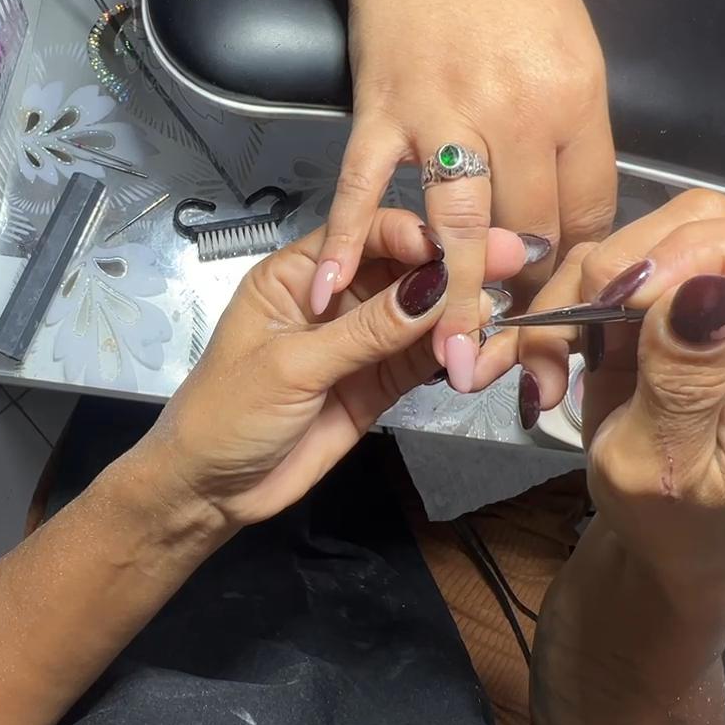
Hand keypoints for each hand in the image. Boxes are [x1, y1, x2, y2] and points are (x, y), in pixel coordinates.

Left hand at [148, 210, 531, 526]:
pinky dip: (450, 353)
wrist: (212, 489)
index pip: (360, 235)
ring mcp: (358, 342)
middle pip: (400, 270)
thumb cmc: (229, 413)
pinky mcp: (376, 382)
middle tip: (512, 258)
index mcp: (297, 275)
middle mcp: (334, 298)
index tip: (455, 247)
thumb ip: (365, 331)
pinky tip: (483, 344)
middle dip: (450, 267)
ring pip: (418, 313)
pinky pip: (420, 358)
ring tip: (508, 302)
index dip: (409, 236)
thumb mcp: (292, 366)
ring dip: (459, 310)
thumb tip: (437, 287)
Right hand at [312, 0, 613, 394]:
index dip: (580, 266)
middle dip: (528, 301)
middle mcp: (512, 113)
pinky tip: (333, 292)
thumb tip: (564, 213)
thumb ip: (575, 134)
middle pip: (528, 229)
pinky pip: (363, 188)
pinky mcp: (378, 116)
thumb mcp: (573, 48)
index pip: (587, 207)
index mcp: (573, 96)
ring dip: (456, 301)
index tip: (568, 310)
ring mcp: (438, 117)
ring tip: (458, 365)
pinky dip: (349, 242)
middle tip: (526, 370)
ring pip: (456, 226)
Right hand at [491, 190, 724, 581]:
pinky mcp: (647, 314)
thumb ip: (686, 384)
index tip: (634, 300)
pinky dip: (555, 309)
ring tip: (550, 364)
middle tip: (581, 333)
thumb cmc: (678, 525)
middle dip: (620, 266)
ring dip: (573, 293)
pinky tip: (545, 361)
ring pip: (636, 239)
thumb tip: (705, 292)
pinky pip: (594, 274)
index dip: (710, 250)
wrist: (662, 542)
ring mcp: (695, 310)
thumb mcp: (668, 470)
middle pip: (702, 221)